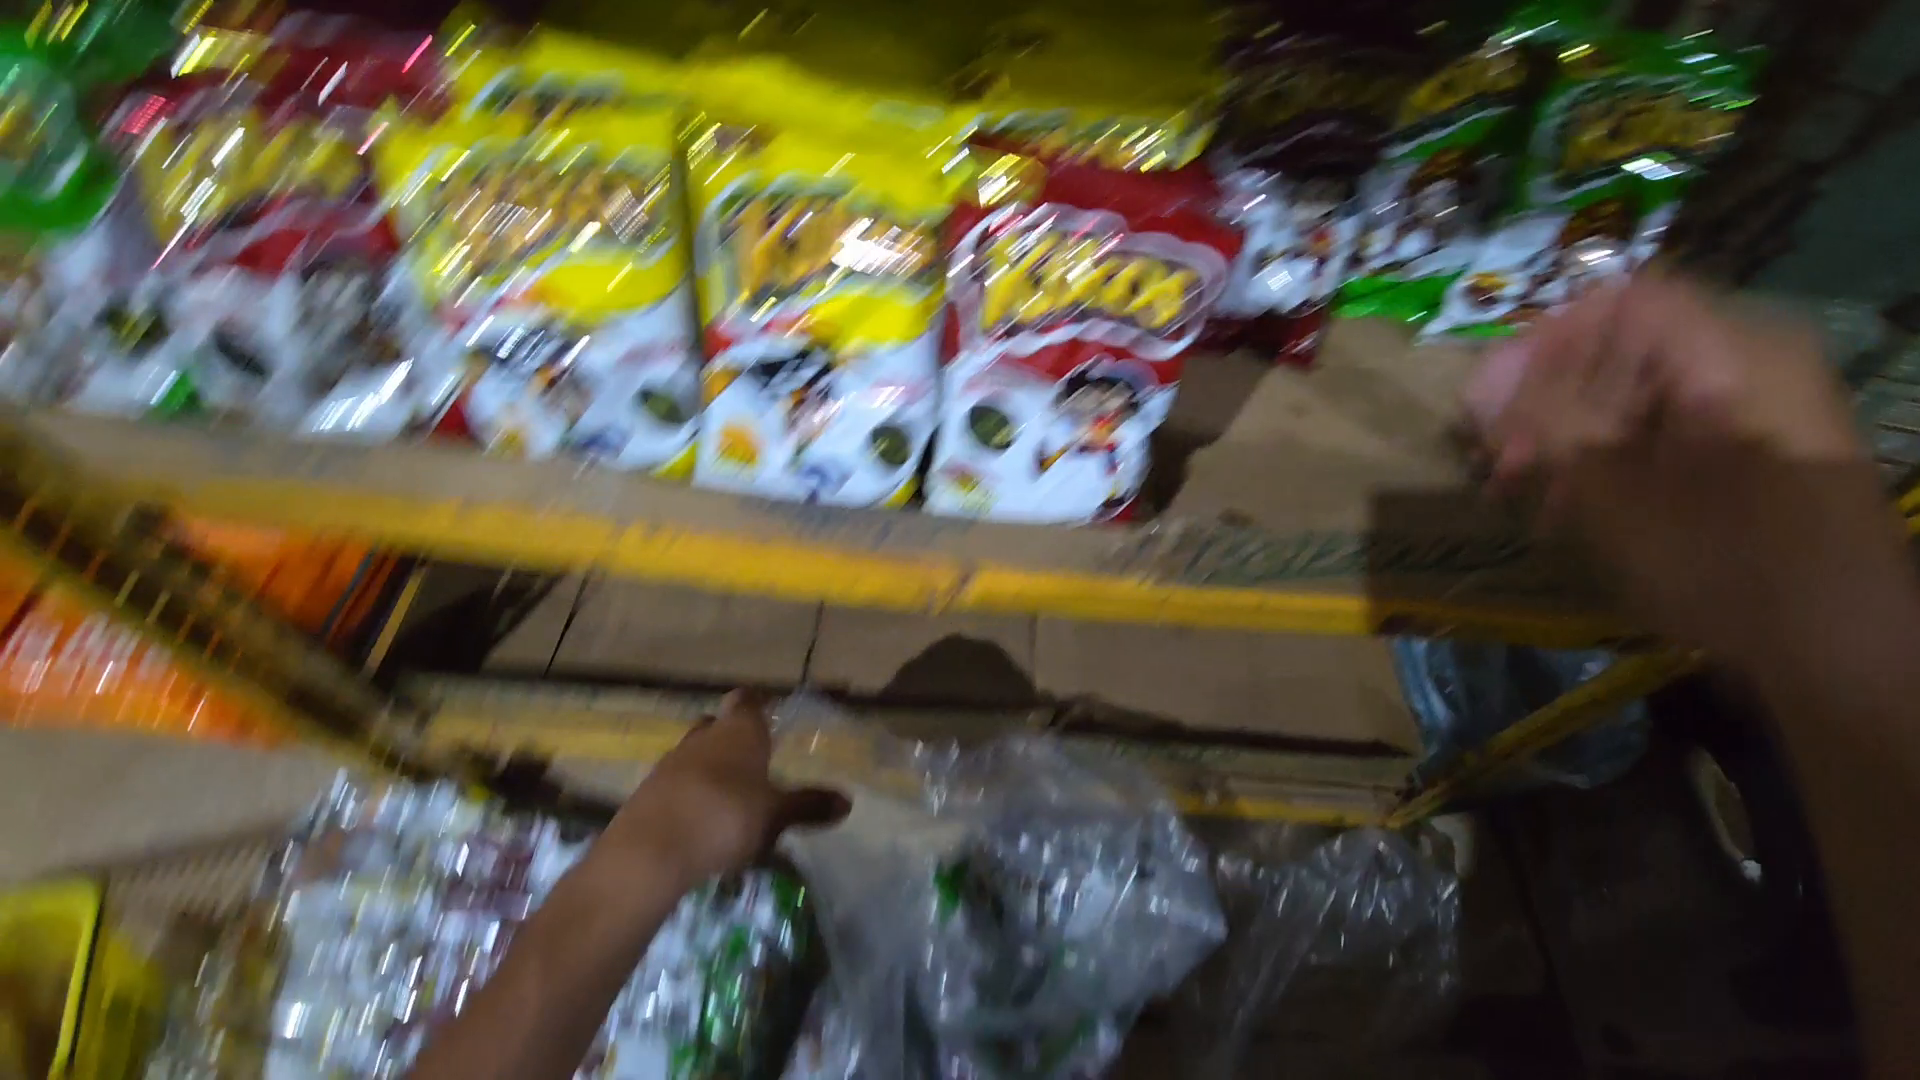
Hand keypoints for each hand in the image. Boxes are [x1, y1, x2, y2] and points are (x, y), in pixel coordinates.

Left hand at [596, 690, 849, 891]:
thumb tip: (847, 802)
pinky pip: (677, 782)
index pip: (748, 701)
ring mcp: (672, 762)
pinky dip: (690, 793)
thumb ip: (808, 806)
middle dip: (732, 736)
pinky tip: (702, 819)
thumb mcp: (775, 816)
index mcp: (739, 731)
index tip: (769, 714)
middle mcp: (704, 736)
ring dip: (710, 766)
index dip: (758, 705)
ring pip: (695, 752)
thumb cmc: (726, 817)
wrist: (651, 851)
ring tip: (731, 794)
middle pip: (718, 723)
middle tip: (753, 757)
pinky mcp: (649, 792)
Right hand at [1463, 273, 1919, 668]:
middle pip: (1618, 346)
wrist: (1835, 646)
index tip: (1487, 403)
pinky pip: (1654, 424)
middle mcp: (1746, 362)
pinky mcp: (1744, 444)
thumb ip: (1546, 422)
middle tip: (1497, 456)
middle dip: (1543, 398)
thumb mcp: (1616, 490)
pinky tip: (1566, 500)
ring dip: (1561, 433)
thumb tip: (1481, 378)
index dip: (1540, 344)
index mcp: (1731, 355)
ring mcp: (1750, 404)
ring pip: (1627, 389)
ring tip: (1519, 486)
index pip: (1616, 303)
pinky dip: (1600, 454)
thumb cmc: (1724, 563)